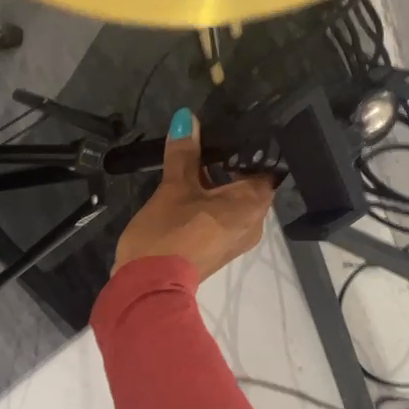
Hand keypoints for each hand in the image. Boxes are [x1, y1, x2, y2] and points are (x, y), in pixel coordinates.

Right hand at [114, 108, 277, 280]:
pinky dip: (206, 216)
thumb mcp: (172, 190)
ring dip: (212, 196)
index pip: (262, 163)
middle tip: (197, 160)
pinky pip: (219, 227)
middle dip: (223, 173)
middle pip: (245, 186)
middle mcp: (255, 222)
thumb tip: (186, 118)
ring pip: (231, 208)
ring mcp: (236, 243)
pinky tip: (184, 211)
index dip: (241, 150)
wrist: (145, 290)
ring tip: (186, 185)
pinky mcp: (216, 257)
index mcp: (254, 201)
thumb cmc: (166, 235)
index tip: (218, 143)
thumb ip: (183, 155)